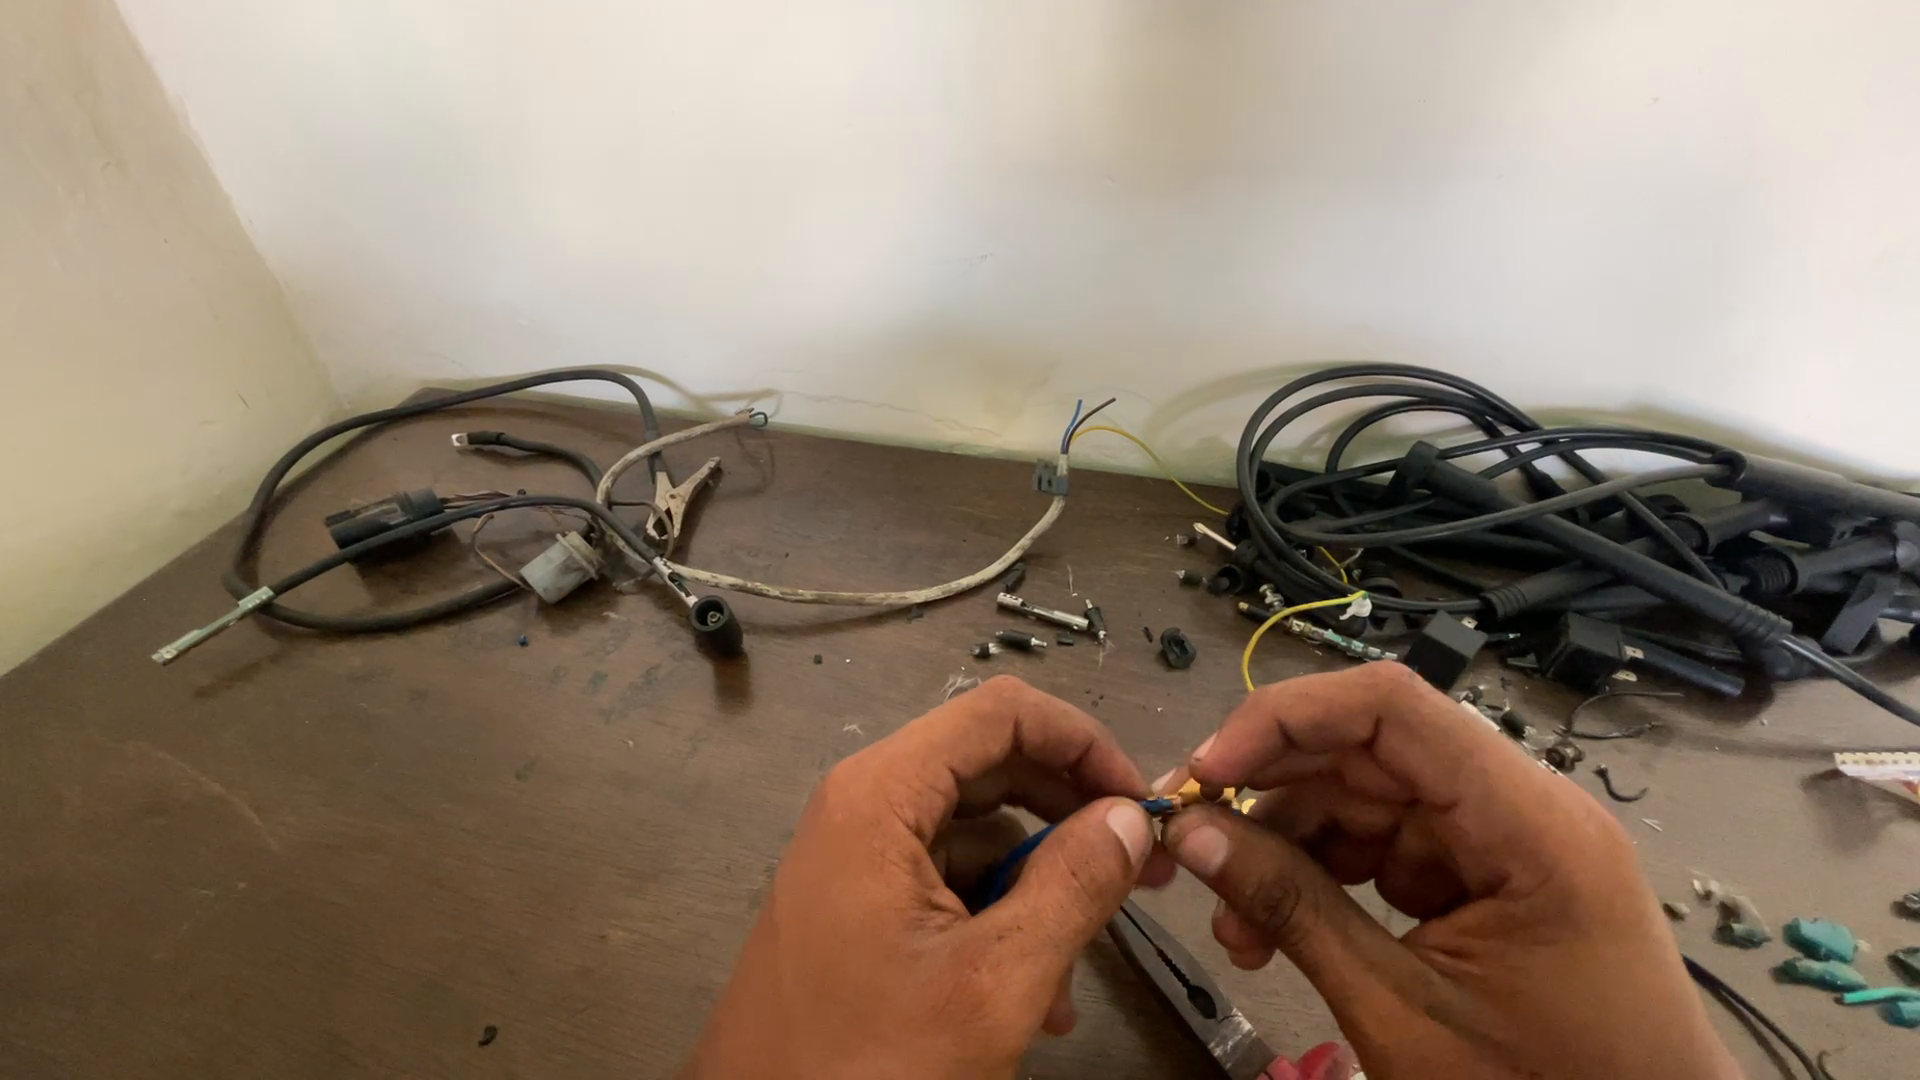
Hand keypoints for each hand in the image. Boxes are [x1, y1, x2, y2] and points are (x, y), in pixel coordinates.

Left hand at [680, 676, 1171, 1079]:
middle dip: (1071, 807)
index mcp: (883, 790)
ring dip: (1040, 873)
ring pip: (976, 824)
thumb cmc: (869, 1064)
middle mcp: (867, 799)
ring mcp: (861, 848)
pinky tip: (1040, 983)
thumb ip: (1072, 888)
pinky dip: (1001, 908)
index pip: (1001, 712)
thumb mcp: (991, 984)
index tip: (1139, 800)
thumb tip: (1131, 818)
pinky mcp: (862, 894)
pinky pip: (949, 873)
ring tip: (1088, 947)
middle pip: (991, 762)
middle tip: (1142, 863)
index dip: (1080, 741)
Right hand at [1156, 663, 1740, 1078]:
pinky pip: (1366, 845)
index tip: (1208, 770)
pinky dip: (1310, 877)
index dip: (1285, 717)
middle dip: (1263, 792)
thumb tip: (1187, 833)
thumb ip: (1290, 909)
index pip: (1390, 707)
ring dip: (1278, 848)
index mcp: (1527, 822)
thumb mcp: (1403, 1016)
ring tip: (1232, 923)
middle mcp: (1510, 806)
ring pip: (1349, 799)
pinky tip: (1270, 931)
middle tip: (1187, 834)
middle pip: (1358, 751)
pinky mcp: (1467, 872)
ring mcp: (1488, 838)